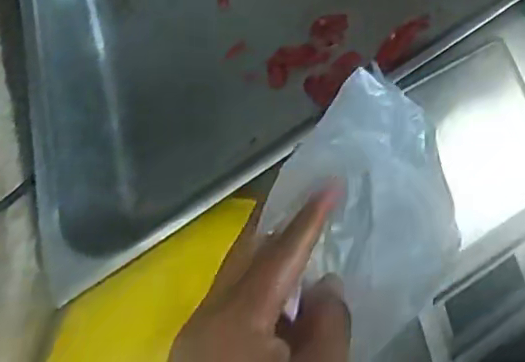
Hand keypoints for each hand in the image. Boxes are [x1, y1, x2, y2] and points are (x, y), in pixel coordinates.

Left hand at [170, 190, 349, 361]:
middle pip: (247, 254)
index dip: (311, 215)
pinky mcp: (193, 360)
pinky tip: (282, 296)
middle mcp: (204, 320)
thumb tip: (323, 286)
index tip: (332, 181)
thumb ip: (329, 320)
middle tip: (309, 193)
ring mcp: (191, 344)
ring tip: (302, 239)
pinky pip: (229, 307)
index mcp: (235, 317)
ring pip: (236, 280)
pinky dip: (258, 289)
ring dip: (270, 259)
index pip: (282, 251)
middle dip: (280, 223)